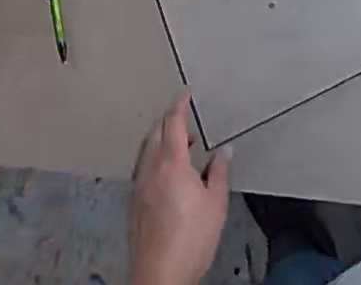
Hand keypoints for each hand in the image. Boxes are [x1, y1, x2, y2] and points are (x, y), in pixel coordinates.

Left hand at [130, 92, 230, 284]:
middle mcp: (152, 169)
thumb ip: (219, 171)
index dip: (179, 104)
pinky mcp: (135, 202)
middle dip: (169, 119)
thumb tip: (225, 151)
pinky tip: (166, 171)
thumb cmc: (189, 242)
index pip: (173, 122)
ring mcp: (140, 185)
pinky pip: (143, 166)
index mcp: (172, 164)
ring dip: (161, 138)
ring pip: (147, 148)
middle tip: (183, 116)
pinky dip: (154, 156)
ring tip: (179, 144)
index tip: (185, 94)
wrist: (160, 277)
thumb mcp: (216, 204)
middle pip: (156, 131)